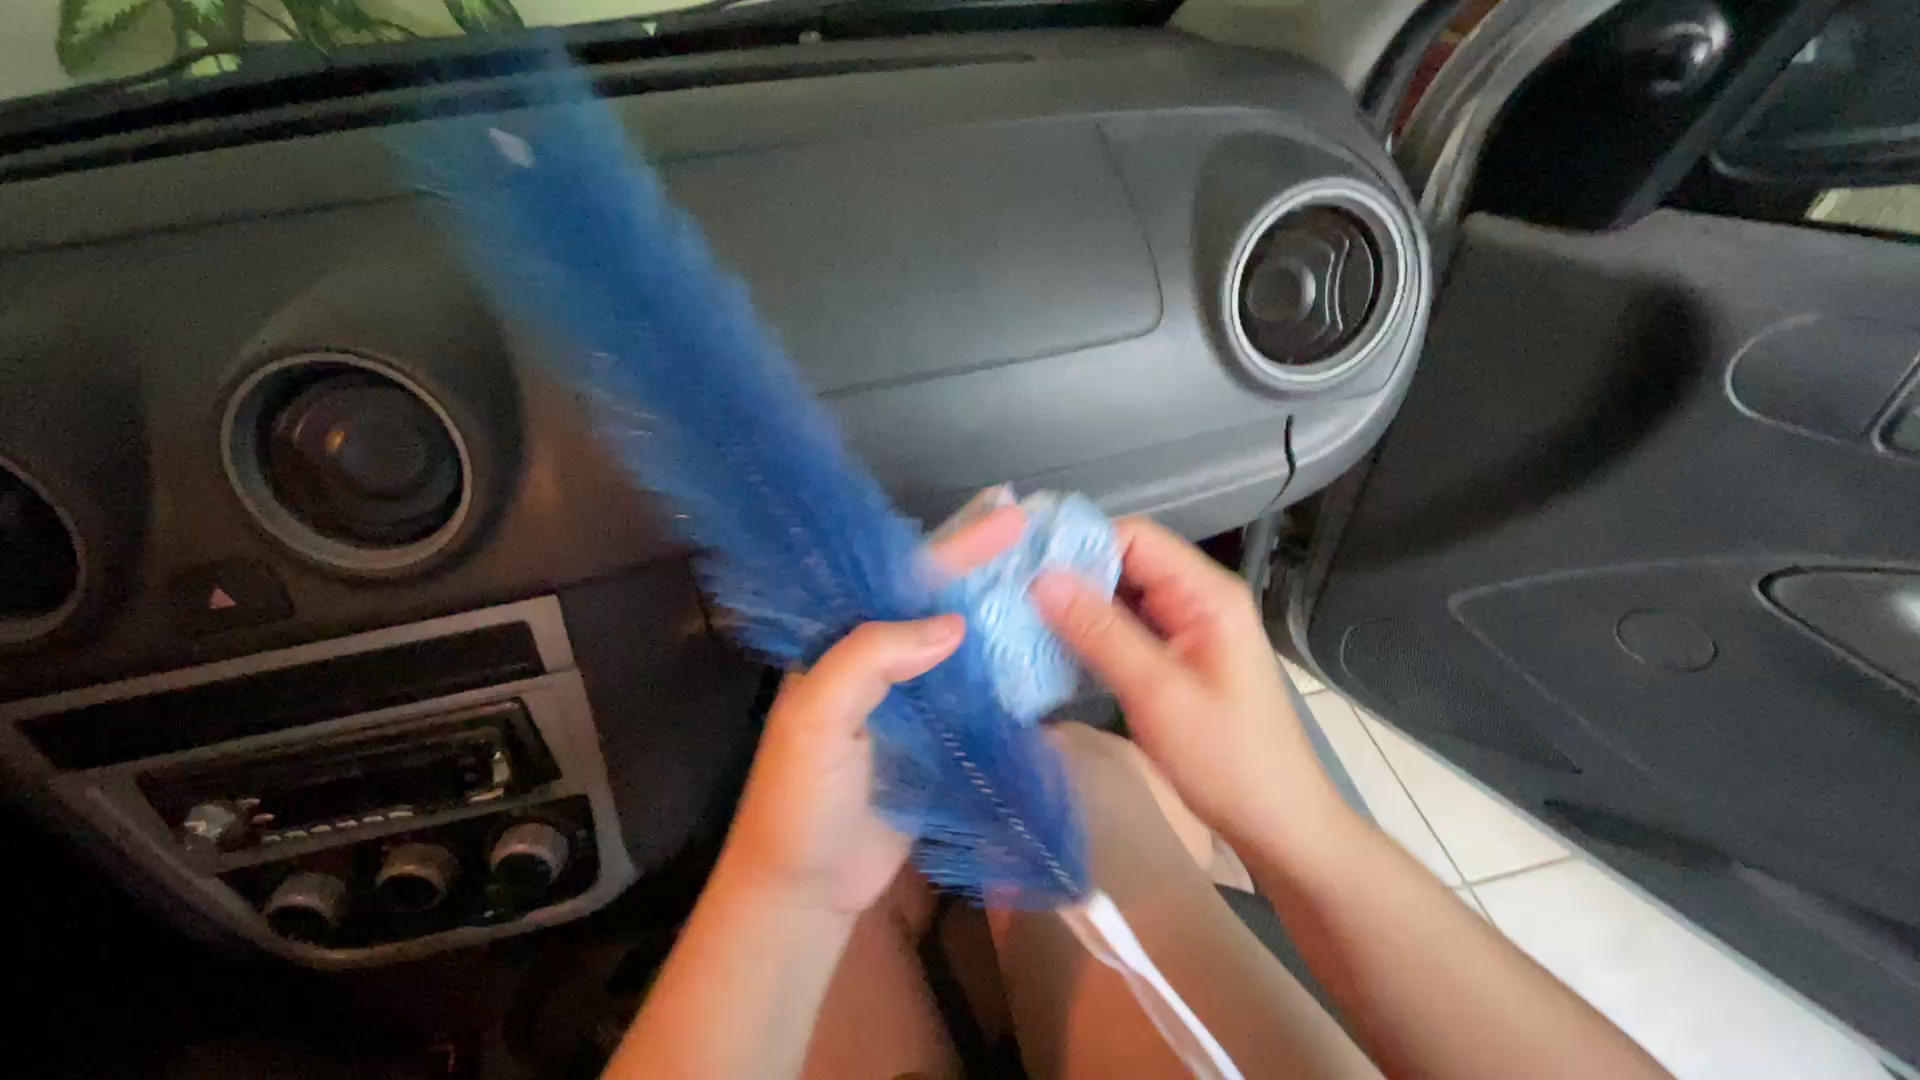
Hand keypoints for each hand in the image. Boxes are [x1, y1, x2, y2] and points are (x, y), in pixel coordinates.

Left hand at [714, 504, 1025, 916]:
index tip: (1007, 519)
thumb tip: (952, 624)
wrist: (808, 888)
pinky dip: (1007, 673)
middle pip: (939, 605)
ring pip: (964, 646)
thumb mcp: (817, 720)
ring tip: (1054, 586)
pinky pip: (978, 695)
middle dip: (985, 571)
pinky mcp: (941, 741)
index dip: (955, 550)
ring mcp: (914, 703)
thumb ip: (870, 660)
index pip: (903, 584)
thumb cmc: (799, 801)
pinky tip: (1041, 654)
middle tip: (1041, 543)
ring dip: (1002, 616)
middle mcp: (880, 664)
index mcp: (844, 646)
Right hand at [1030, 516, 1342, 845]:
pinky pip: (1126, 629)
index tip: (1025, 567)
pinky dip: (1091, 634)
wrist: (1277, 823)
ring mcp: (1187, 629)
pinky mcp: (1175, 658)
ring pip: (1121, 597)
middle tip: (1012, 595)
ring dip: (1076, 607)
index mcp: (1206, 594)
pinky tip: (1054, 648)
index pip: (1134, 537)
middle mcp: (1197, 599)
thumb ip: (1100, 632)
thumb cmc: (1227, 760)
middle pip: (1125, 563)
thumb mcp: (1158, 693)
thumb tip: (1042, 579)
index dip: (1079, 545)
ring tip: (1021, 618)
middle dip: (1071, 576)